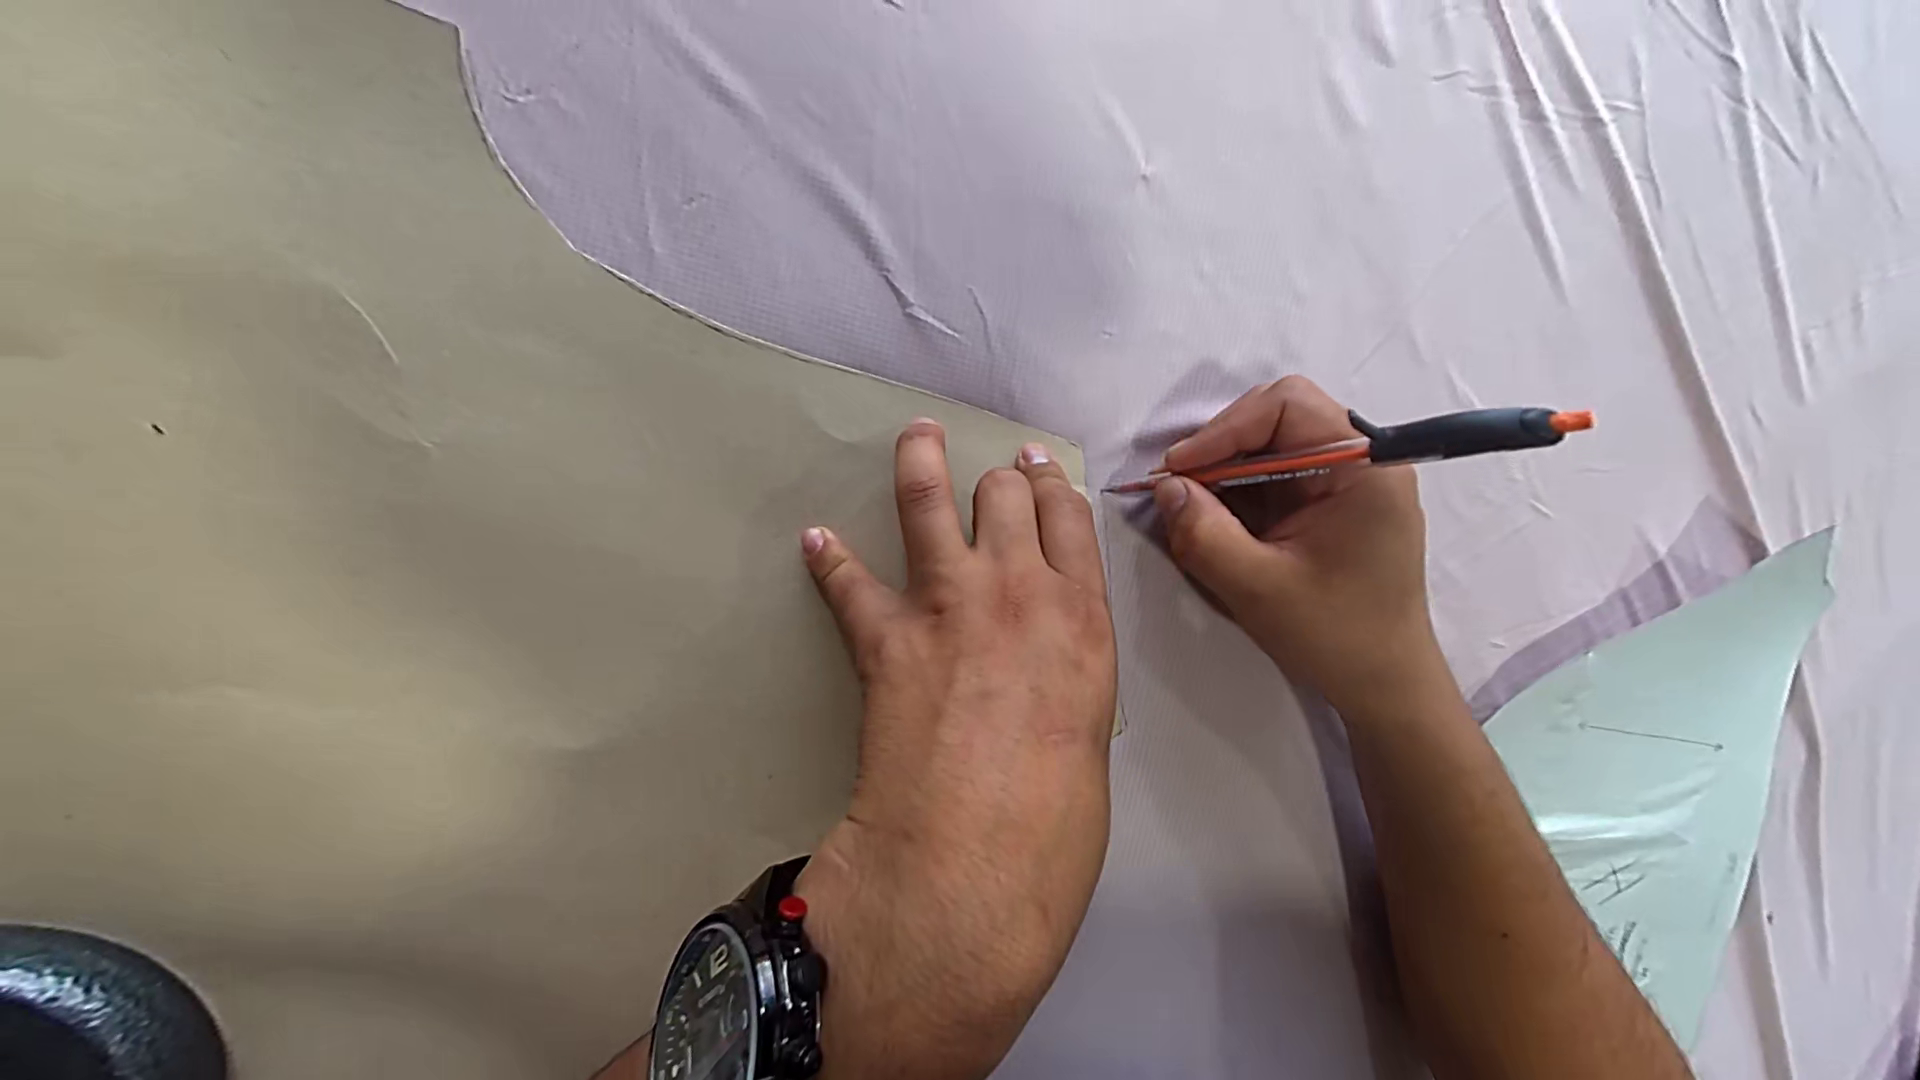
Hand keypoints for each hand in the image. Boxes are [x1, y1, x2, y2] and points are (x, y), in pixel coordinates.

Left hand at [794, 419, 1116, 1079]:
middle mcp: (1021, 592)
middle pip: (1007, 498)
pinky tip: (815, 541)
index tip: (1040, 467)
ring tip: (915, 436)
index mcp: (1082, 620)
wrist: (973, 868)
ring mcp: (950, 606)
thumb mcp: (1088, 733)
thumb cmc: (1055, 821)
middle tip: (992, 471)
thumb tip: (1047, 662)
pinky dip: (830, 561)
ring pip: (932, 504)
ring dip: (920, 462)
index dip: (1054, 486)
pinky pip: (850, 584)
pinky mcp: (887, 638)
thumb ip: (1066, 675)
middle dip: (1000, 477)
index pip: (1071, 523)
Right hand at [1152, 376, 1440, 713]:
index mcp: (1364, 470)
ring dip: (1220, 469)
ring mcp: (1342, 483)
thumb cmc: (1334, 636)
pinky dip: (1231, 490)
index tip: (1180, 469)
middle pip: (1275, 418)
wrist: (1381, 684)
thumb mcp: (1257, 588)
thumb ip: (1204, 534)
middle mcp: (1359, 463)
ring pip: (1267, 446)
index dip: (1225, 428)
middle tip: (1179, 485)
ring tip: (1188, 504)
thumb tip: (1165, 488)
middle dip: (1219, 446)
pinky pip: (1268, 476)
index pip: (1288, 406)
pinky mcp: (1323, 504)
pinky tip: (1211, 518)